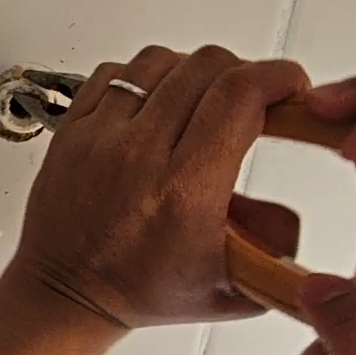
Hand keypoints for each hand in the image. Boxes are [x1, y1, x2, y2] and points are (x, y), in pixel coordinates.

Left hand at [3, 45, 310, 328]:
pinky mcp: (68, 134)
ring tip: (198, 98)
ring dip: (188, 71)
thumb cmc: (137, 290)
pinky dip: (138, 77)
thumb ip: (278, 237)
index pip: (238, 94)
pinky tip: (151, 102)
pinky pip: (108, 75)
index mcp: (184, 188)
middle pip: (202, 67)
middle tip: (249, 96)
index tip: (289, 88)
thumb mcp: (235, 284)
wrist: (65, 291)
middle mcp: (137, 155)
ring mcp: (96, 140)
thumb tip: (291, 196)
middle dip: (241, 72)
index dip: (277, 78)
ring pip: (154, 63)